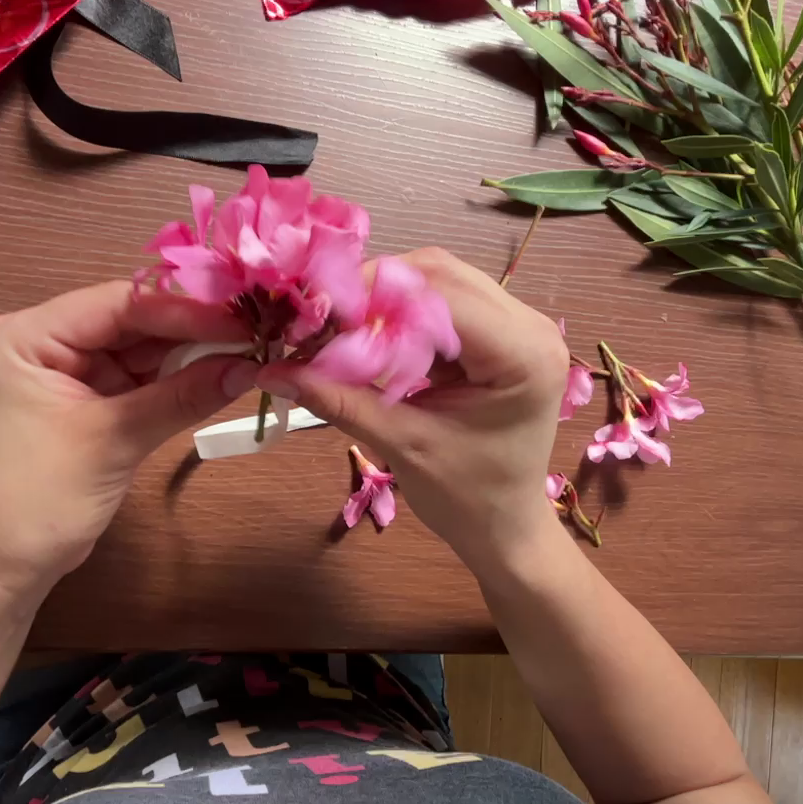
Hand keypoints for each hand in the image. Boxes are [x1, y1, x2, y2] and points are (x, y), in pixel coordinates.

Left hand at [0, 280, 258, 607]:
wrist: (10, 565)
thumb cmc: (42, 500)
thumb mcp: (114, 440)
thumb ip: (182, 397)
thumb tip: (250, 367)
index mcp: (26, 336)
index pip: (117, 304)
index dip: (184, 308)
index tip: (242, 316)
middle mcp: (45, 341)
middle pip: (132, 321)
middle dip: (193, 329)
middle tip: (256, 329)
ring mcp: (68, 371)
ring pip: (142, 348)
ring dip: (192, 353)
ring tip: (250, 348)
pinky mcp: (89, 399)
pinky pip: (141, 378)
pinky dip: (178, 380)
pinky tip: (221, 372)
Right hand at [256, 248, 570, 573]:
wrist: (504, 529)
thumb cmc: (466, 499)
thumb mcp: (403, 445)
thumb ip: (341, 400)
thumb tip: (271, 371)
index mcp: (523, 353)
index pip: (440, 293)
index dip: (373, 295)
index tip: (318, 317)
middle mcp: (531, 326)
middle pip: (440, 275)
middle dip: (375, 292)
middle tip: (323, 323)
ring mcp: (520, 327)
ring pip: (440, 283)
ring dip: (386, 302)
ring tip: (342, 330)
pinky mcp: (501, 336)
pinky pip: (444, 306)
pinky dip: (402, 317)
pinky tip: (371, 339)